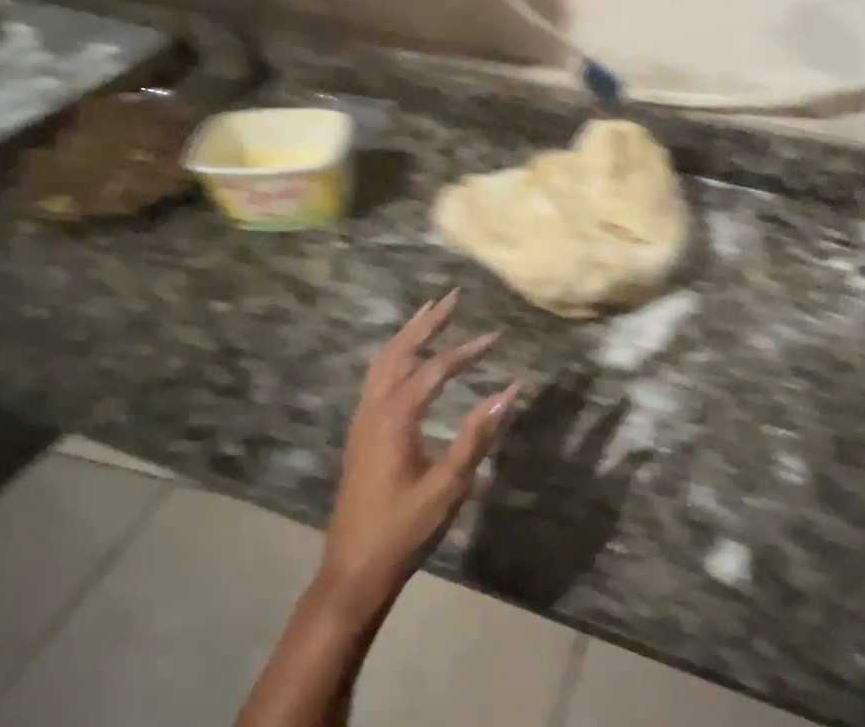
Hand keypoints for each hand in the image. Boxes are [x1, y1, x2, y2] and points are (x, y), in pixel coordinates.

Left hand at [320, 290, 517, 599]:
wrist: (355, 569)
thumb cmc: (405, 529)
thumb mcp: (449, 485)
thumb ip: (478, 435)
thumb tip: (509, 390)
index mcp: (394, 420)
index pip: (434, 371)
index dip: (466, 351)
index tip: (497, 337)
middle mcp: (372, 411)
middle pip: (398, 353)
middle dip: (426, 323)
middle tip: (452, 296)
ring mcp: (361, 423)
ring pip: (382, 364)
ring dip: (407, 336)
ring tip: (430, 314)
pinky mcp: (360, 436)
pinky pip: (377, 379)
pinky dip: (396, 357)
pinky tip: (408, 362)